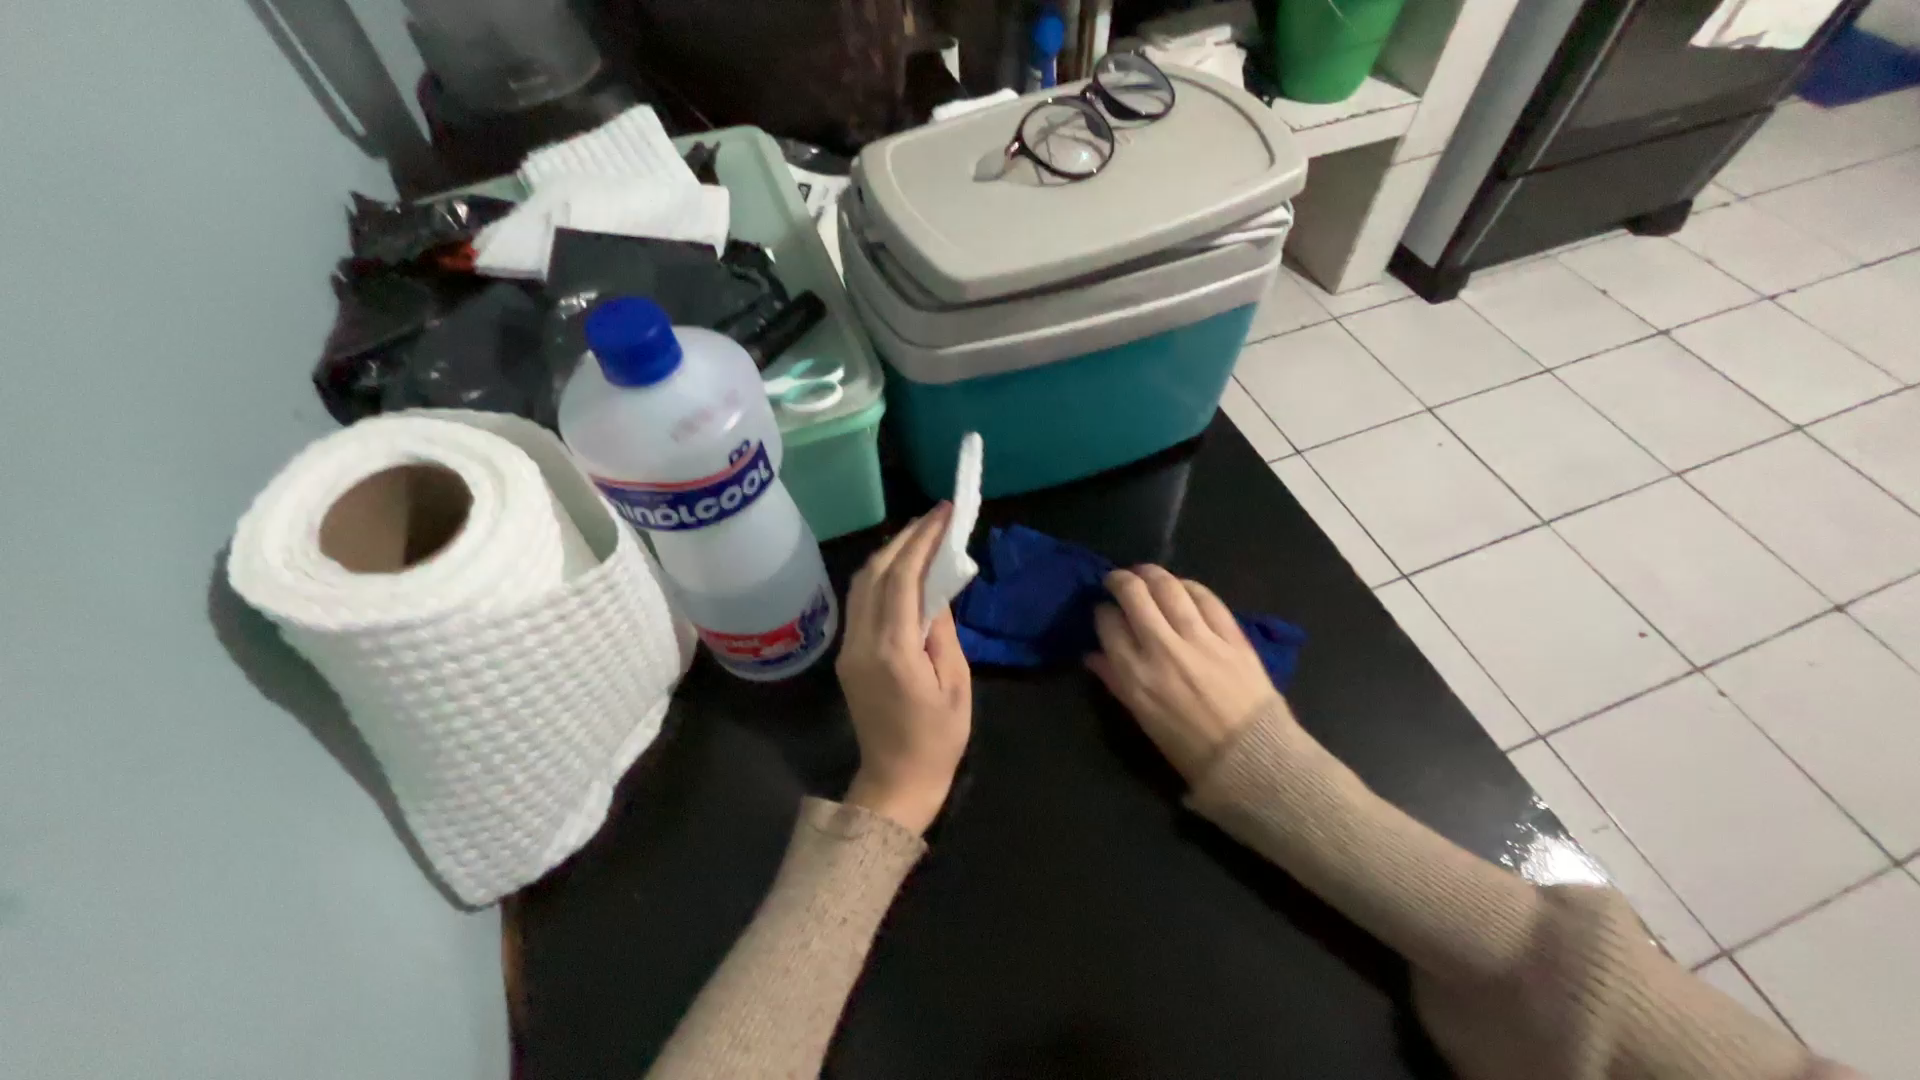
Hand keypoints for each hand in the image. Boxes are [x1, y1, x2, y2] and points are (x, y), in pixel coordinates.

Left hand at [837, 504, 972, 834]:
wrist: (895, 781)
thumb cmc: (937, 740)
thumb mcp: (956, 684)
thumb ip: (943, 631)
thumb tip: (937, 590)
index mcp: (893, 651)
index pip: (902, 579)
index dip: (922, 541)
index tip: (944, 514)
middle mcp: (862, 642)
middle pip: (875, 573)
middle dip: (905, 539)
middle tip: (935, 516)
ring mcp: (848, 647)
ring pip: (862, 584)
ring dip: (890, 553)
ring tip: (921, 534)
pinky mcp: (847, 654)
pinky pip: (861, 602)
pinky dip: (882, 575)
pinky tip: (903, 568)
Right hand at [1086, 566, 1291, 781]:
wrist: (1250, 757)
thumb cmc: (1189, 746)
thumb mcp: (1142, 719)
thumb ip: (1115, 681)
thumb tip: (1092, 655)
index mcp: (1136, 676)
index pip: (1108, 624)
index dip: (1102, 611)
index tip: (1104, 611)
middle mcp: (1163, 649)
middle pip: (1134, 595)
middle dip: (1120, 581)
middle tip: (1118, 580)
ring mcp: (1200, 639)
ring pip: (1168, 588)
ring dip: (1152, 573)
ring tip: (1145, 573)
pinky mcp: (1231, 635)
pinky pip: (1206, 598)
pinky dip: (1190, 587)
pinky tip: (1182, 586)